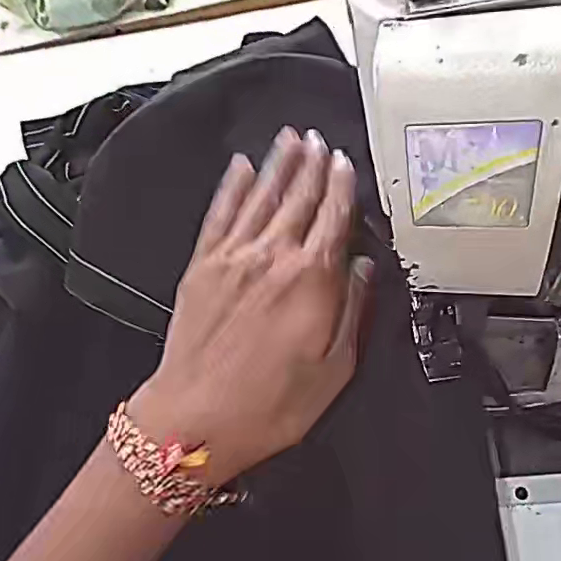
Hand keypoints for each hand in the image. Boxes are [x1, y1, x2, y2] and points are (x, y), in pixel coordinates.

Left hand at [126, 127, 371, 485]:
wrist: (196, 420)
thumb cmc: (271, 403)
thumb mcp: (335, 367)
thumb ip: (351, 309)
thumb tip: (363, 269)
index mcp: (310, 281)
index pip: (333, 219)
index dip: (342, 187)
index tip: (346, 163)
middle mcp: (272, 259)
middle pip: (298, 198)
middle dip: (312, 165)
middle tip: (320, 139)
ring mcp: (232, 259)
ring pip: (261, 196)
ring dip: (278, 165)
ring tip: (291, 140)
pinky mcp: (201, 268)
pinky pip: (219, 214)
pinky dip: (231, 187)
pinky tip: (240, 168)